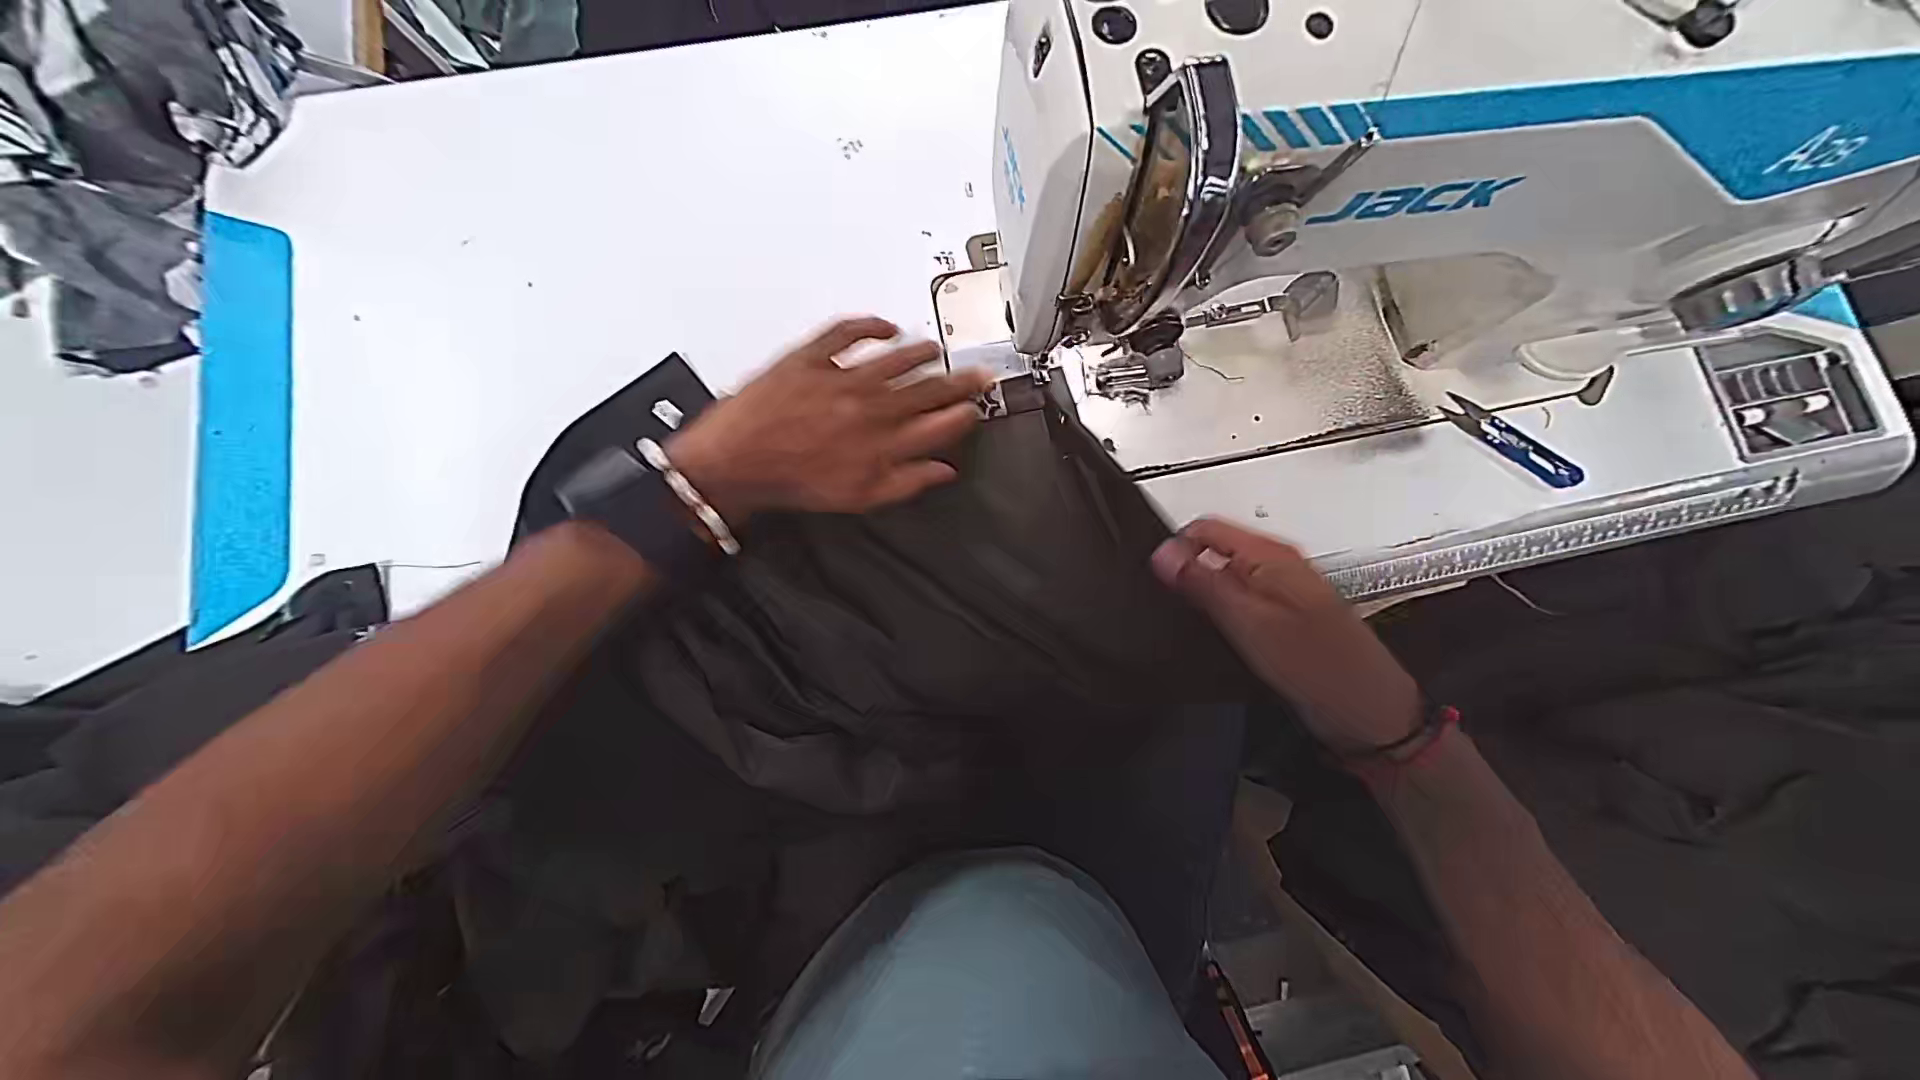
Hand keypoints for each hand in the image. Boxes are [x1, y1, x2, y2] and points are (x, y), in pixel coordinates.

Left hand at [666, 317, 992, 520]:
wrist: (735, 464)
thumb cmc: (791, 481)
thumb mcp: (858, 498)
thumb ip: (907, 483)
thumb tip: (941, 472)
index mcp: (881, 443)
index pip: (938, 424)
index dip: (963, 414)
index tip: (974, 408)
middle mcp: (868, 408)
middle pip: (927, 388)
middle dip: (960, 381)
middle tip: (978, 374)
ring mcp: (842, 379)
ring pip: (897, 358)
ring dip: (923, 353)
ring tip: (937, 350)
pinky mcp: (811, 358)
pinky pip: (848, 331)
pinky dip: (871, 325)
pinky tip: (885, 327)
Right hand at [1153, 518, 1420, 753]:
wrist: (1368, 711)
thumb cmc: (1323, 669)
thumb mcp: (1248, 623)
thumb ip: (1204, 584)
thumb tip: (1164, 555)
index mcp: (1271, 556)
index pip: (1204, 528)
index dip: (1176, 551)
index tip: (1165, 581)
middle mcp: (1280, 565)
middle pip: (1214, 549)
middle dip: (1190, 574)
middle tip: (1187, 610)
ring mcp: (1284, 589)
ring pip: (1226, 576)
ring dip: (1207, 596)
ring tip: (1210, 627)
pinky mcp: (1285, 613)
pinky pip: (1241, 599)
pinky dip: (1225, 613)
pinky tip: (1229, 639)